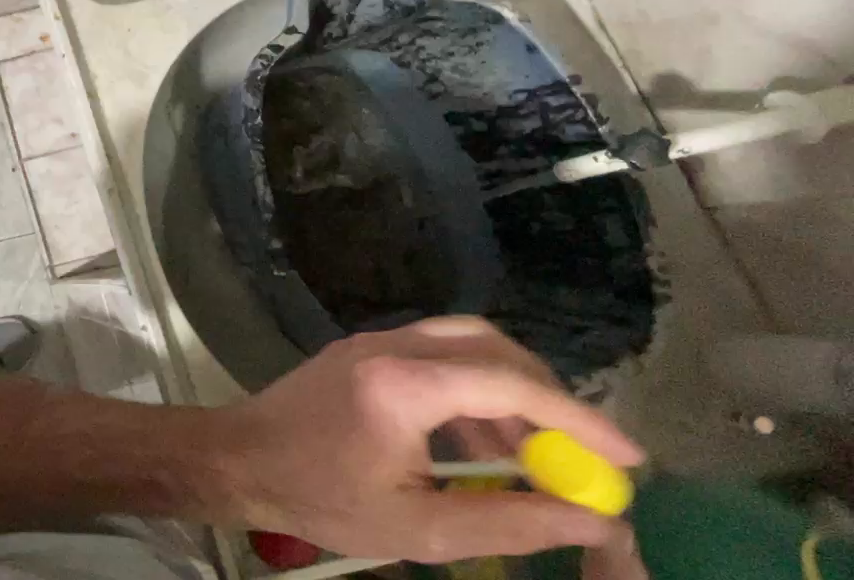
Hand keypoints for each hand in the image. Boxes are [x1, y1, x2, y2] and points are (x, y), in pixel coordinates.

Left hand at [202, 316, 645, 563]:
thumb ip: (510, 522)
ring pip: (462, 342)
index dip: (578, 418)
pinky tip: (484, 442)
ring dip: (510, 389)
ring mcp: (370, 342)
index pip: (509, 383)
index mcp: (401, 384)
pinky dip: (472, 387)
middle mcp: (389, 347)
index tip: (630, 459)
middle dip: (549, 394)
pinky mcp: (360, 351)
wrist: (240, 458)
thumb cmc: (320, 495)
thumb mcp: (420, 527)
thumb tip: (593, 519)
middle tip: (584, 453)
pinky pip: (433, 353)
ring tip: (540, 456)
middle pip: (490, 346)